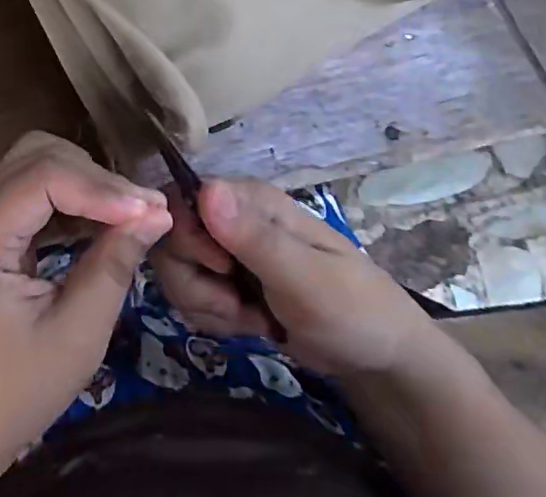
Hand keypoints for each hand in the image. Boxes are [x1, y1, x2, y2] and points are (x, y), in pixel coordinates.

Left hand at [0, 132, 170, 491]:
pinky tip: (102, 220)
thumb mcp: (77, 334)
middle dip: (97, 178)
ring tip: (129, 214)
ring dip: (87, 180)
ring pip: (39, 161)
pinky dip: (74, 194)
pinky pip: (36, 185)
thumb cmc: (19, 387)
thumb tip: (157, 213)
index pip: (46, 177)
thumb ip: (114, 265)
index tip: (151, 211)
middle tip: (144, 212)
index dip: (102, 188)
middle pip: (40, 156)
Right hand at [149, 178, 436, 374]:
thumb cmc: (351, 309)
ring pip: (176, 269)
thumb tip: (205, 190)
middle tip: (237, 305)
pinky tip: (248, 324)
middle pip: (171, 239)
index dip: (187, 239)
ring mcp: (225, 247)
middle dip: (196, 282)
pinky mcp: (223, 279)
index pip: (180, 199)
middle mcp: (229, 215)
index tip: (222, 271)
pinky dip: (212, 317)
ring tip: (250, 319)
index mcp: (249, 199)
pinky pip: (189, 294)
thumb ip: (254, 237)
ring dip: (206, 305)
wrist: (374, 355)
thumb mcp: (304, 277)